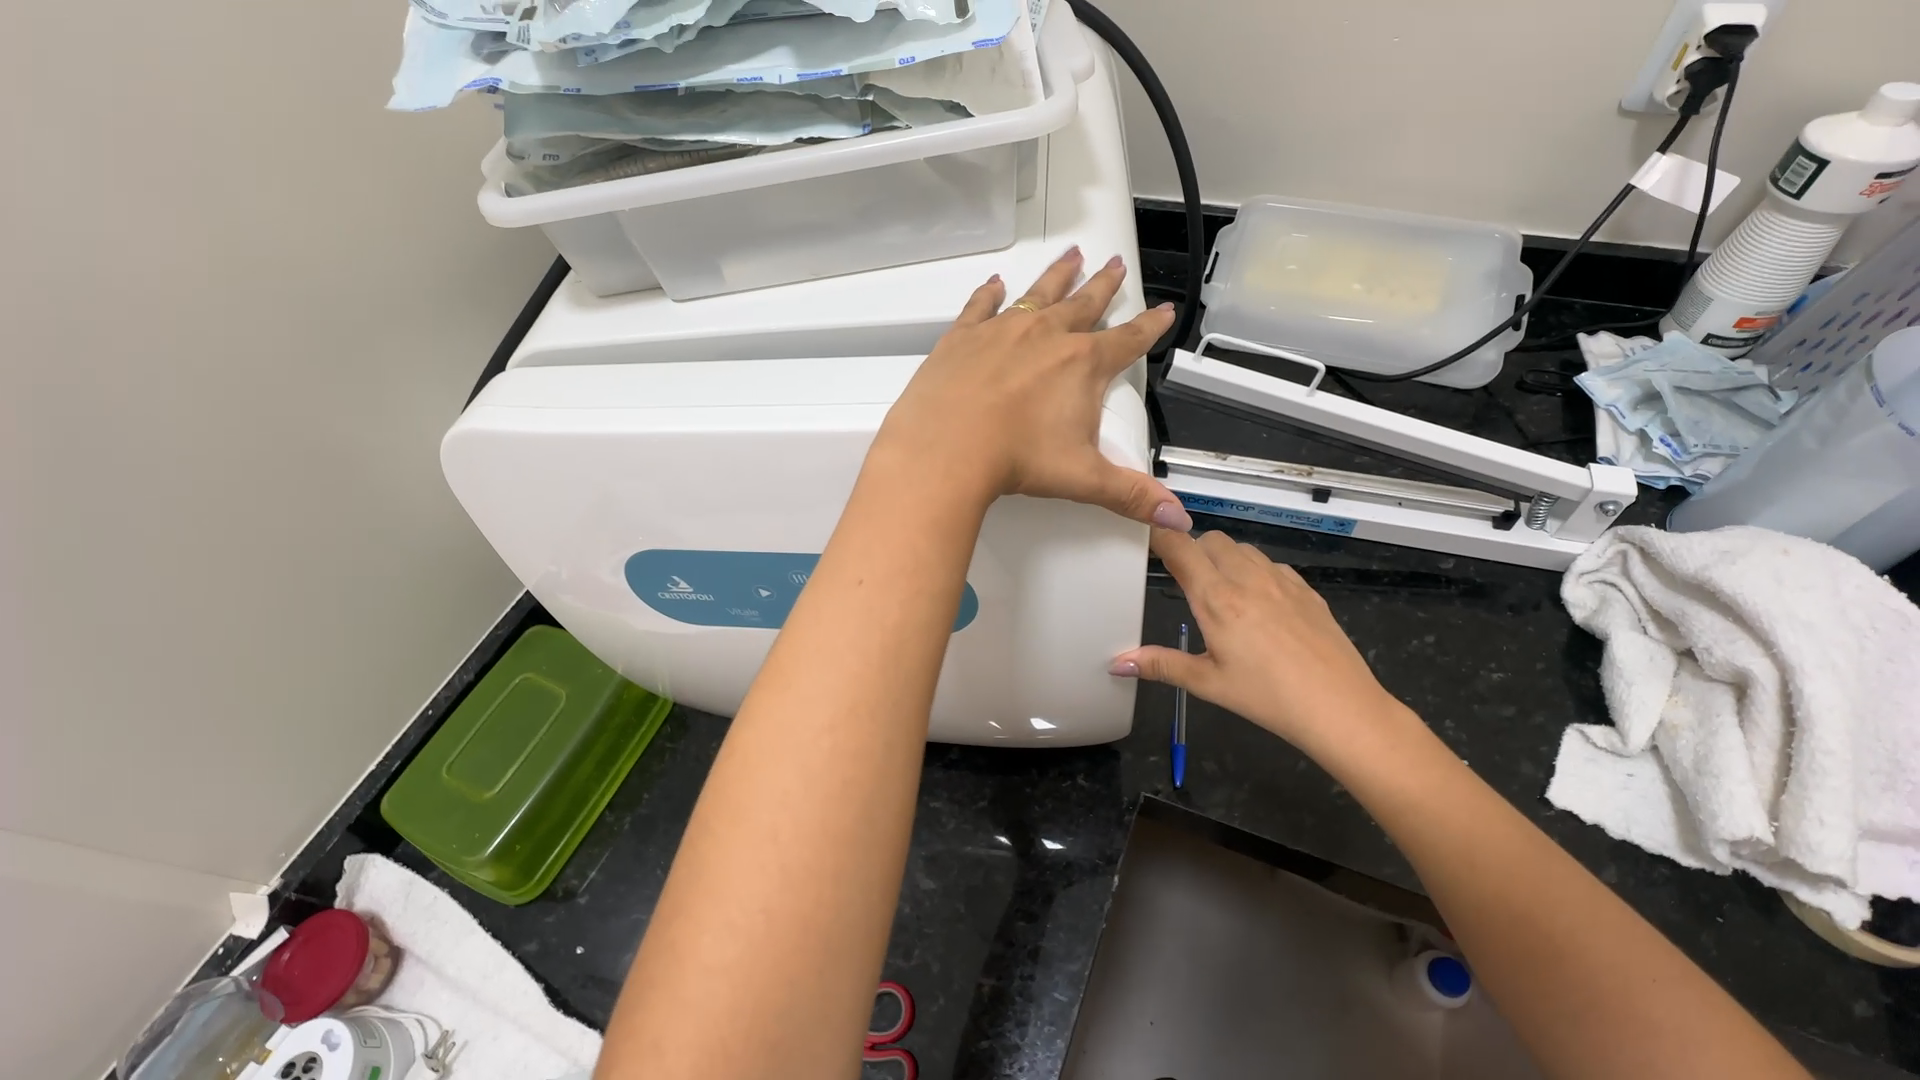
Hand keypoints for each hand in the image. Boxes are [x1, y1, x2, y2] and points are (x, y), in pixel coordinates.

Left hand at [869, 248, 1191, 529]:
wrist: (946, 447)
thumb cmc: (1015, 459)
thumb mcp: (1083, 479)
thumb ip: (1132, 495)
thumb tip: (1176, 519)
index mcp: (1082, 364)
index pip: (1127, 340)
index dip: (1149, 326)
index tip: (1162, 310)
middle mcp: (1047, 335)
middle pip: (1084, 303)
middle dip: (1104, 284)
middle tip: (1115, 263)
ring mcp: (1003, 330)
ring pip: (1039, 293)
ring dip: (1058, 275)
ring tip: (1071, 254)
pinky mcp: (963, 336)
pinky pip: (981, 305)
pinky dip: (989, 293)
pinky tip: (995, 283)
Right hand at [1110, 530, 1414, 757]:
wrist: (1339, 705)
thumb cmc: (1267, 696)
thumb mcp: (1208, 684)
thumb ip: (1161, 666)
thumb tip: (1117, 664)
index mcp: (1216, 599)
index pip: (1179, 547)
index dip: (1159, 535)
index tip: (1145, 539)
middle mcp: (1247, 578)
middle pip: (1211, 539)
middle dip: (1193, 549)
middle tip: (1183, 578)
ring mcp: (1281, 580)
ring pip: (1243, 548)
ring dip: (1225, 558)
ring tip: (1220, 591)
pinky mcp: (1306, 589)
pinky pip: (1272, 565)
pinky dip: (1256, 571)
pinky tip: (1259, 603)